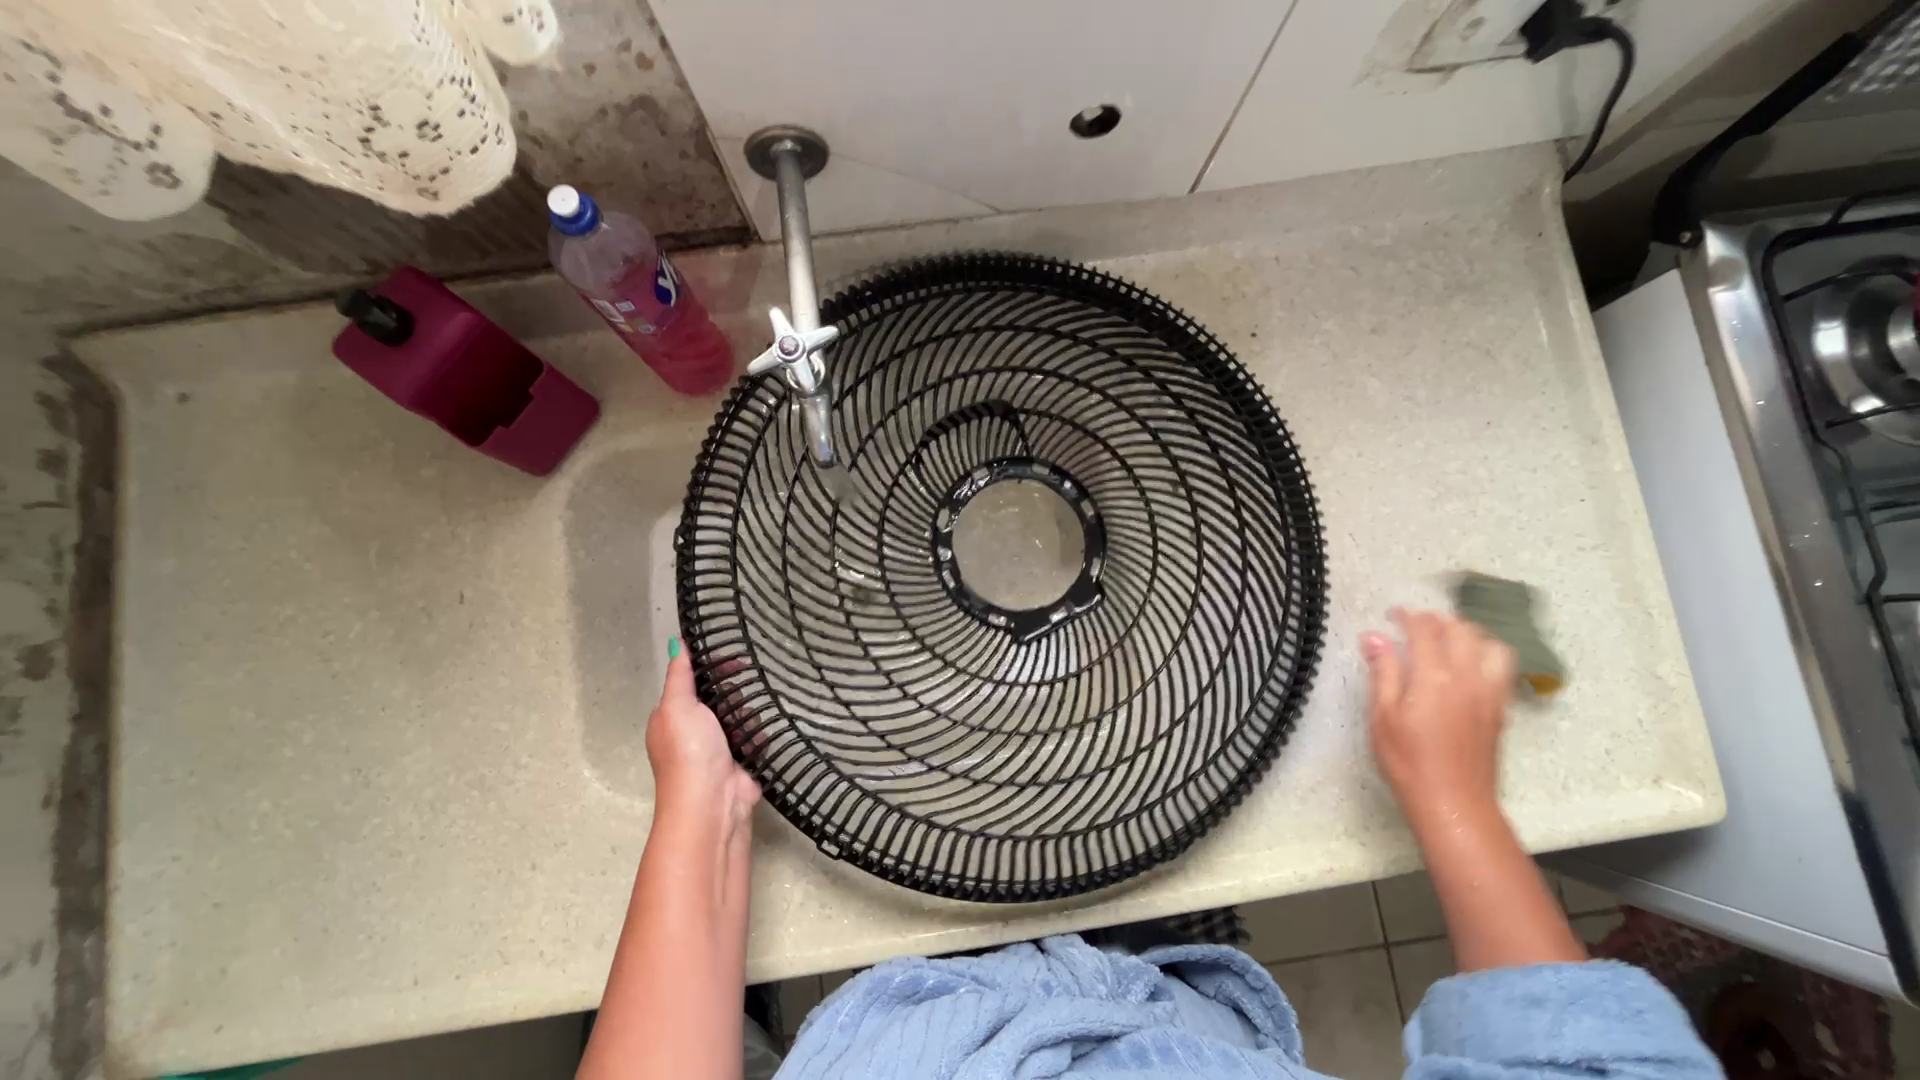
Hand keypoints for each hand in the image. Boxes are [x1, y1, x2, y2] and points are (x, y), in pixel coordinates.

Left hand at [647, 643, 759, 825]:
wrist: (711, 802)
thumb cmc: (689, 750)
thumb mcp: (677, 705)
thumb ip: (680, 675)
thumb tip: (677, 643)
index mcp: (672, 717)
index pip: (693, 682)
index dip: (712, 667)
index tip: (735, 657)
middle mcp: (693, 732)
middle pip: (719, 698)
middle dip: (734, 690)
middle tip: (751, 681)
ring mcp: (719, 748)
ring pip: (740, 716)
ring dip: (749, 712)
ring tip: (759, 708)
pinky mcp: (742, 760)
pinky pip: (755, 737)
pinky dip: (761, 732)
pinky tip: (767, 727)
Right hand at [1360, 609, 1516, 820]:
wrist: (1454, 802)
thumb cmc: (1407, 762)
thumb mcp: (1382, 717)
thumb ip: (1383, 672)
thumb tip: (1374, 636)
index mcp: (1434, 677)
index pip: (1425, 629)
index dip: (1408, 616)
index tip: (1393, 615)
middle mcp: (1468, 677)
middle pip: (1460, 630)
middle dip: (1437, 621)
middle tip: (1415, 628)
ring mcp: (1490, 692)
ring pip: (1489, 644)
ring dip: (1467, 634)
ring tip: (1447, 643)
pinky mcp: (1500, 708)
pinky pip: (1502, 666)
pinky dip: (1486, 654)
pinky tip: (1468, 666)